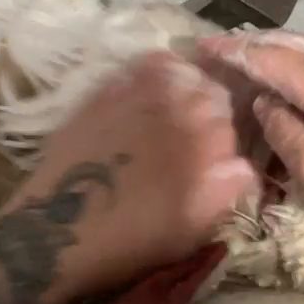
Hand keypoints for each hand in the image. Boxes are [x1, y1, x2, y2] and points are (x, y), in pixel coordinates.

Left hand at [5, 50, 257, 302]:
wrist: (59, 229)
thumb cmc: (130, 239)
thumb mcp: (191, 229)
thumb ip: (226, 192)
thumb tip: (244, 165)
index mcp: (204, 146)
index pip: (232, 121)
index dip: (227, 135)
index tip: (219, 150)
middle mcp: (177, 111)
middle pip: (211, 91)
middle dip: (211, 107)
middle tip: (199, 128)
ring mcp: (140, 94)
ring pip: (182, 72)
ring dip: (187, 85)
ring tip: (179, 103)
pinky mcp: (109, 89)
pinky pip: (144, 64)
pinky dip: (156, 70)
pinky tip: (152, 85)